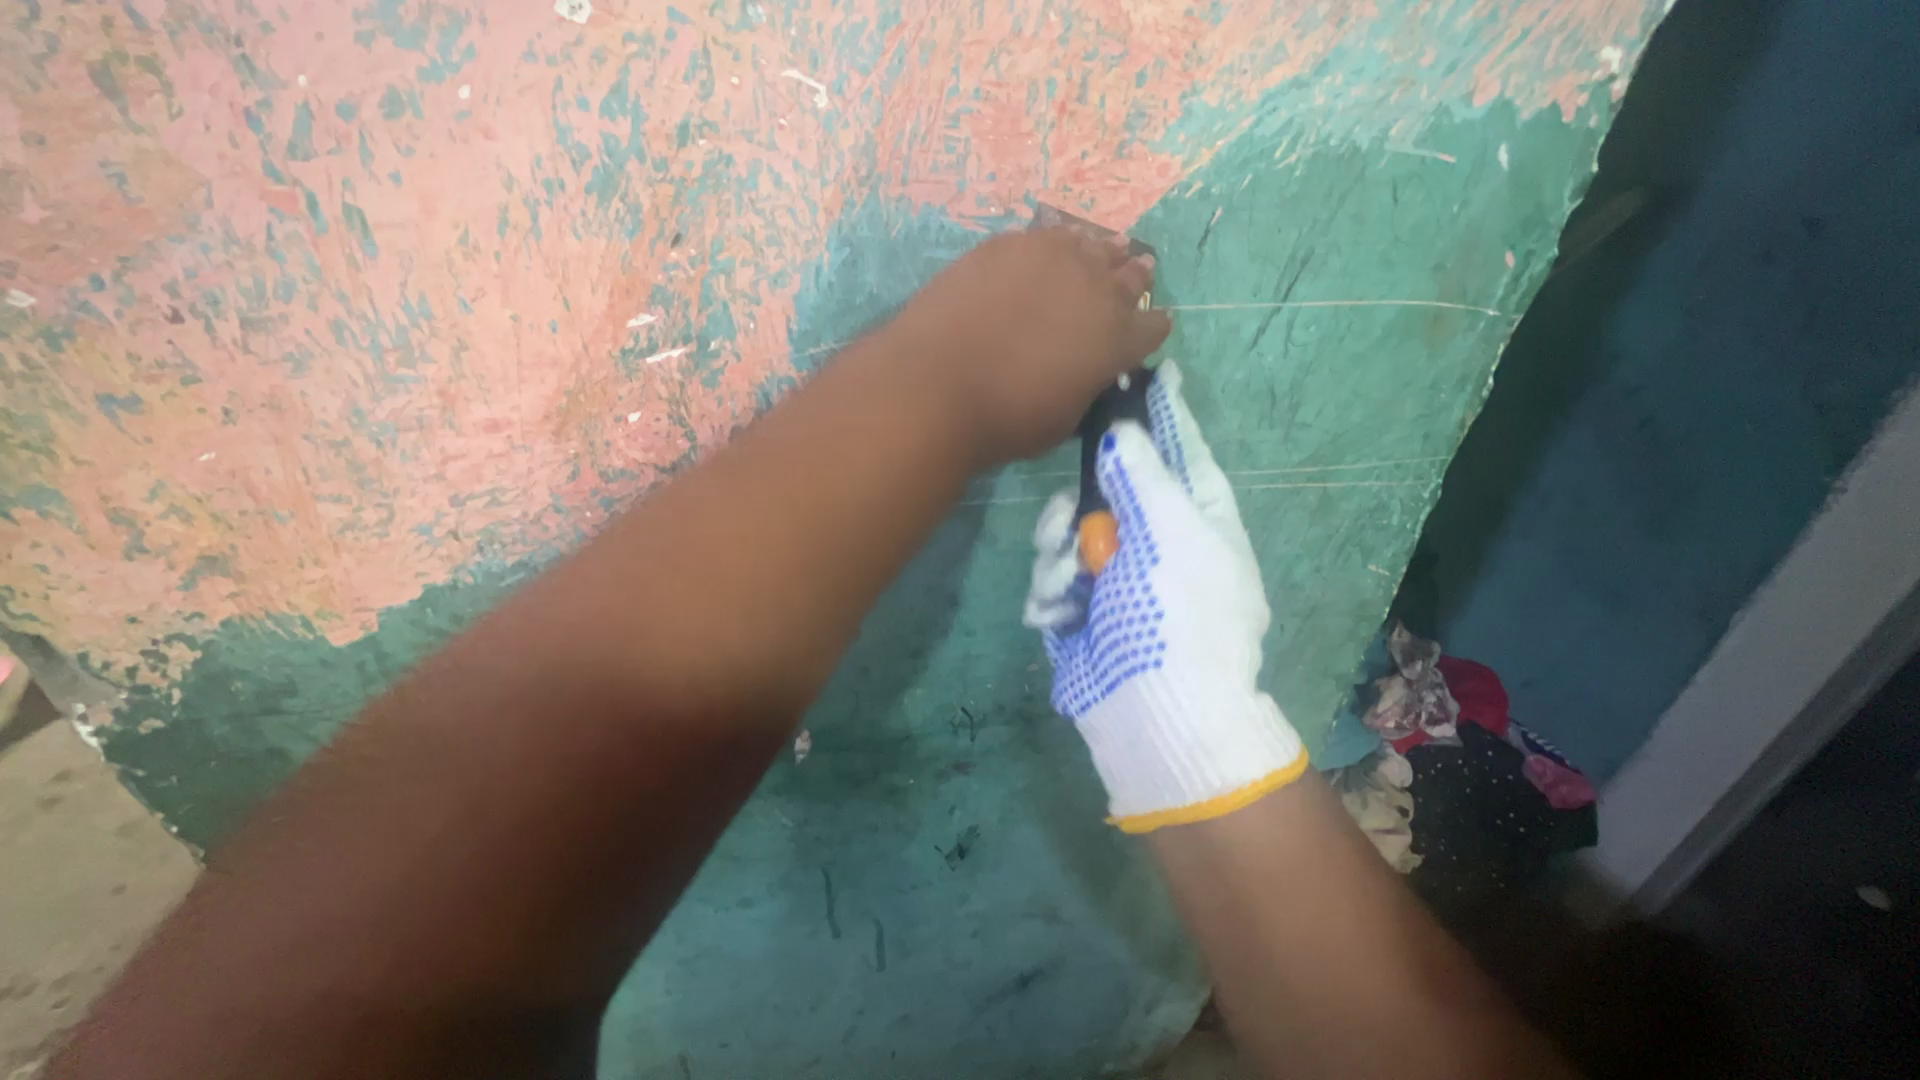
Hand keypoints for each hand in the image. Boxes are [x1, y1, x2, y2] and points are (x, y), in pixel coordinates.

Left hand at [891, 226, 1169, 463]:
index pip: (1152, 327)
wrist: (936, 385)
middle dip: (1132, 280)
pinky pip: (1044, 237)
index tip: (1146, 331)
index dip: (1150, 330)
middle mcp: (1095, 288)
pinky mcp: (1007, 244)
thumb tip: (1082, 368)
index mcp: (1117, 338)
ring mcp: (1051, 257)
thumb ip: (1084, 384)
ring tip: (1099, 254)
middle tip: (1133, 277)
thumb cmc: (1005, 420)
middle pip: (1129, 275)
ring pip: (1090, 245)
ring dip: (1098, 254)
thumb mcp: (1064, 419)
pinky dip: (1052, 245)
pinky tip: (1045, 252)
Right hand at [1023, 362, 1307, 831]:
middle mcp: (1160, 545)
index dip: (1165, 414)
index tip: (1153, 372)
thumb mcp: (1169, 531)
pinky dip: (1052, 596)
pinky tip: (1059, 614)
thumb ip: (1141, 472)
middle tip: (1071, 523)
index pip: (1182, 452)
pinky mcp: (1083, 614)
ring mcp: (1118, 582)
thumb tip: (1122, 430)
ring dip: (1059, 557)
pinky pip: (1053, 581)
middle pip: (1106, 492)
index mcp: (1200, 521)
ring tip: (1068, 585)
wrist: (1155, 711)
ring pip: (1068, 536)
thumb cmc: (1176, 612)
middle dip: (1078, 508)